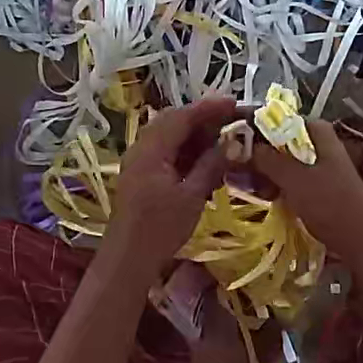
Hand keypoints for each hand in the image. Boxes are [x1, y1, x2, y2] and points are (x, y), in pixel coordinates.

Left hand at [102, 97, 235, 272]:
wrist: (128, 258)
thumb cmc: (160, 229)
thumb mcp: (192, 197)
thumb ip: (211, 166)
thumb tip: (231, 143)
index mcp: (152, 150)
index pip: (182, 117)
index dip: (209, 108)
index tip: (234, 103)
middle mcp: (140, 149)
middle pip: (172, 122)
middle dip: (201, 120)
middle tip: (229, 123)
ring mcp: (137, 162)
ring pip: (167, 137)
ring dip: (193, 136)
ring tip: (221, 144)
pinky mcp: (139, 176)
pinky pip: (163, 153)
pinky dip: (184, 152)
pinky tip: (203, 164)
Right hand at [251, 117, 362, 252]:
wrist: (361, 240)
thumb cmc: (329, 203)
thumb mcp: (294, 178)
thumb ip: (269, 159)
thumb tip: (247, 146)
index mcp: (320, 135)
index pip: (286, 120)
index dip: (262, 127)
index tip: (241, 140)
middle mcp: (323, 147)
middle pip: (285, 142)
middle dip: (263, 154)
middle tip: (243, 167)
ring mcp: (324, 170)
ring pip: (288, 163)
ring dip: (270, 173)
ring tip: (254, 186)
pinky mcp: (323, 190)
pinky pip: (295, 182)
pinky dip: (280, 186)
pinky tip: (269, 198)